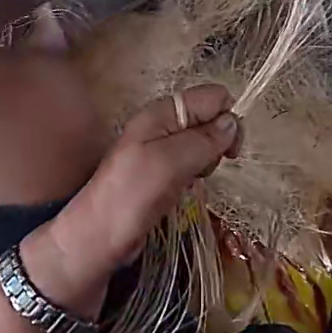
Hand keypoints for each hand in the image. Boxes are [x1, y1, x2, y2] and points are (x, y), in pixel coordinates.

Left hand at [24, 86, 241, 310]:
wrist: (98, 236)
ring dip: (207, 161)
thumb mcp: (169, 162)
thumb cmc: (131, 195)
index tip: (228, 150)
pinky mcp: (161, 171)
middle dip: (217, 142)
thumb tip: (233, 121)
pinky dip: (196, 174)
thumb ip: (203, 139)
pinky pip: (192, 162)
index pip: (211, 96)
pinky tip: (184, 188)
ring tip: (189, 180)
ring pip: (203, 142)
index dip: (227, 118)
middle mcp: (162, 124)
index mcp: (161, 112)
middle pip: (209, 118)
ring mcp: (160, 148)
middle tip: (201, 168)